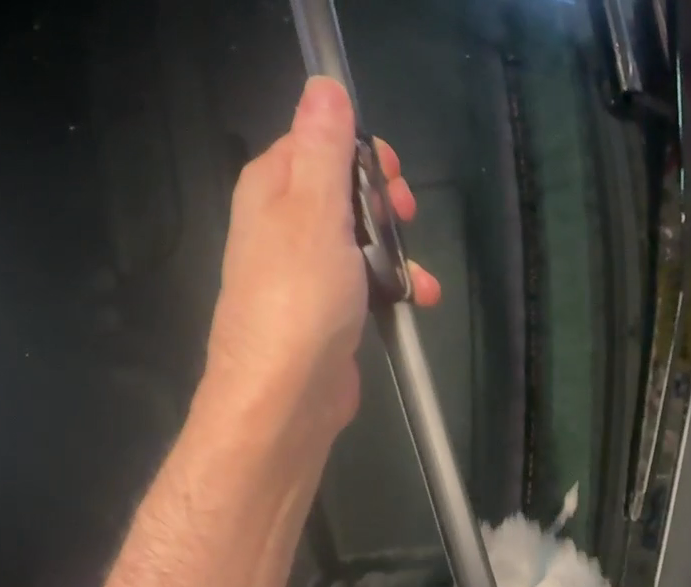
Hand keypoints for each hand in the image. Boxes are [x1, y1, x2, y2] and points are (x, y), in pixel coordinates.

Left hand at [202, 77, 440, 449]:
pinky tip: (418, 301)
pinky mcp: (329, 313)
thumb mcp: (316, 212)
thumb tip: (324, 86)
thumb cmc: (300, 298)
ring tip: (418, 273)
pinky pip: (366, 284)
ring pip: (360, 241)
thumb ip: (324, 149)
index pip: (313, 143)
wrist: (286, 397)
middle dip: (382, 202)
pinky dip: (394, 287)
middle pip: (341, 192)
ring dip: (397, 251)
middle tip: (406, 214)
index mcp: (272, 191)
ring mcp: (306, 273)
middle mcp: (284, 227)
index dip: (357, 150)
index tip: (392, 172)